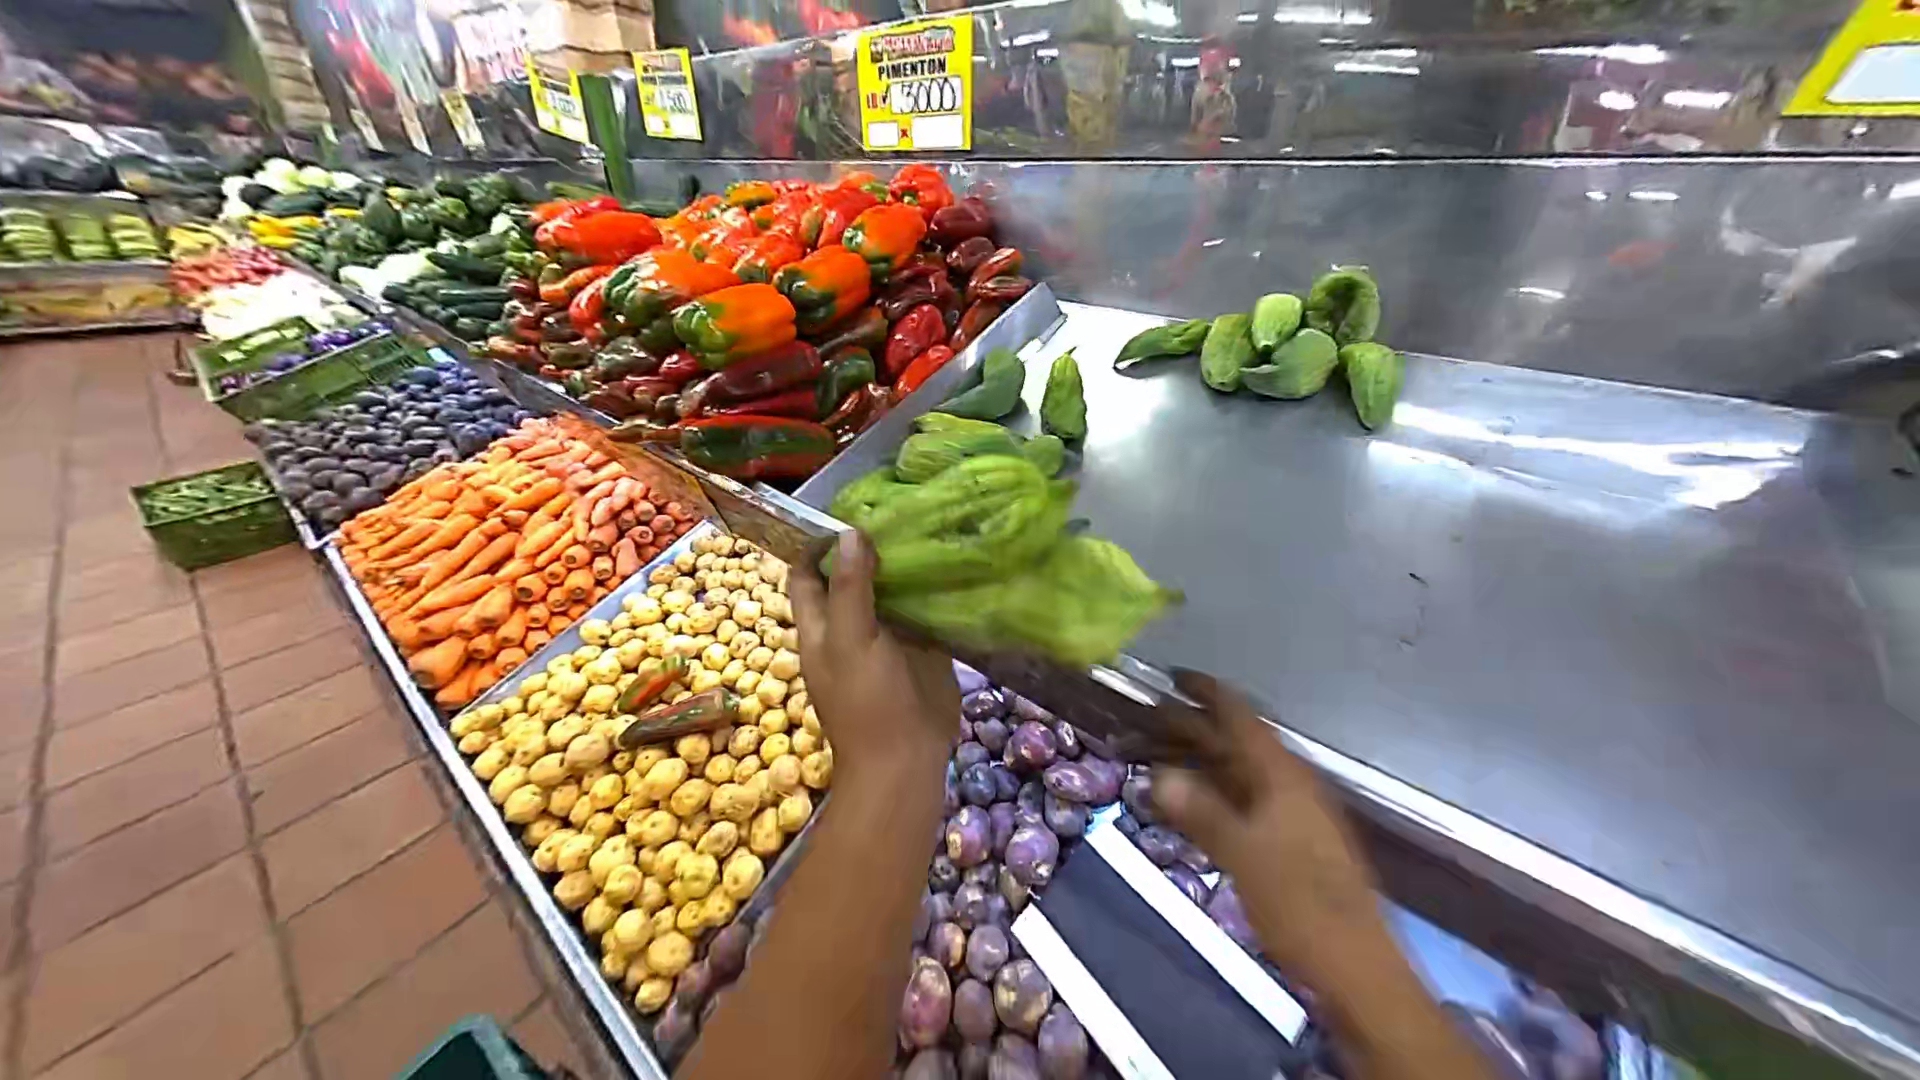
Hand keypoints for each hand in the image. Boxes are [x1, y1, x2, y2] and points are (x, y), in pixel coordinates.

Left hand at [788, 530, 958, 792]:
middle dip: (869, 546)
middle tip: (898, 509)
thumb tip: (850, 533)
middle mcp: (853, 624)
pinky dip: (934, 587)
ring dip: (905, 562)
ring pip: (892, 589)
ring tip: (928, 523)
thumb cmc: (867, 702)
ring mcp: (889, 634)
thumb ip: (850, 589)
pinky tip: (954, 559)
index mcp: (822, 624)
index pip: (808, 574)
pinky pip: (925, 608)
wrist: (906, 759)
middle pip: (854, 575)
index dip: (816, 545)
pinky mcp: (922, 645)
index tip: (846, 513)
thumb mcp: (851, 641)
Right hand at [1152, 671, 1377, 967]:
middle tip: (1147, 713)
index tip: (1172, 676)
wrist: (1357, 968)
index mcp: (1282, 775)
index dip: (1206, 692)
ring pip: (1234, 770)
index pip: (1239, 716)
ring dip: (1196, 758)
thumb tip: (1158, 775)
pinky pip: (1239, 797)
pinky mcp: (1285, 838)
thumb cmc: (1301, 903)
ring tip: (1155, 749)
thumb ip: (1200, 812)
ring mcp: (1288, 811)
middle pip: (1233, 741)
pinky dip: (1209, 790)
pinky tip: (1185, 797)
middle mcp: (1286, 783)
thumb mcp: (1244, 855)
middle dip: (1190, 725)